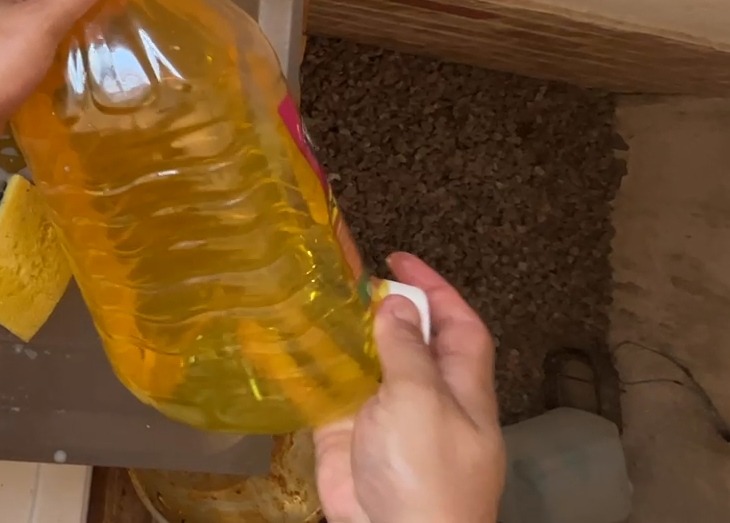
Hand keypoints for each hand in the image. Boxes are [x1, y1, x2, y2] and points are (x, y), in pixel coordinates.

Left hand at [0, 0, 136, 148]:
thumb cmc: (0, 58)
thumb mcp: (45, 16)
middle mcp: (1, 21)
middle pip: (49, 11)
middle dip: (81, 16)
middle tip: (122, 24)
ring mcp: (2, 53)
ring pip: (45, 43)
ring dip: (72, 48)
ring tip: (114, 54)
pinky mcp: (6, 83)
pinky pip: (40, 72)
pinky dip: (60, 75)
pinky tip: (86, 82)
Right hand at [314, 253, 506, 522]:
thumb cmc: (425, 471)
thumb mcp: (424, 404)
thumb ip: (407, 352)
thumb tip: (396, 303)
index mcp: (460, 391)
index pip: (459, 328)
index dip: (436, 290)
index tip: (399, 258)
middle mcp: (422, 395)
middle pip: (407, 337)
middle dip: (382, 300)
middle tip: (341, 268)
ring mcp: (381, 410)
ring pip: (361, 355)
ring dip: (336, 324)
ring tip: (304, 290)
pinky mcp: (342, 424)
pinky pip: (321, 382)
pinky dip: (297, 358)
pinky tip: (270, 335)